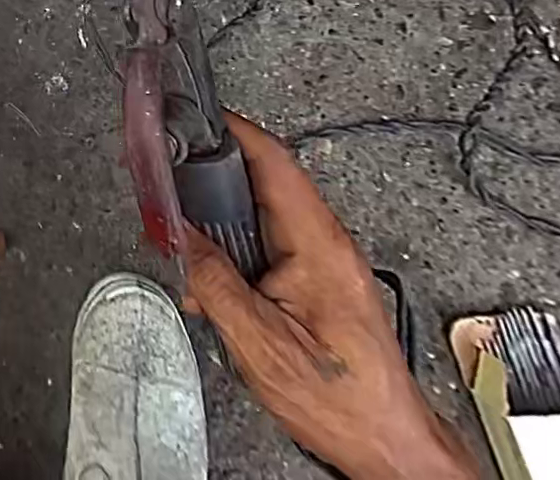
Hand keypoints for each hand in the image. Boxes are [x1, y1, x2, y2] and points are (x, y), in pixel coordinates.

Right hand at [180, 113, 477, 479]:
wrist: (390, 447)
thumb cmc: (343, 401)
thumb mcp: (261, 341)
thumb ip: (213, 280)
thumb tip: (178, 235)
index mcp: (316, 243)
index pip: (274, 161)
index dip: (233, 129)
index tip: (196, 113)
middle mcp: (322, 241)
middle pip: (260, 176)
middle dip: (210, 168)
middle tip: (169, 168)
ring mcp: (319, 256)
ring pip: (257, 207)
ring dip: (214, 211)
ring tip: (179, 225)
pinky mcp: (313, 274)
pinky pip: (262, 236)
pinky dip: (227, 240)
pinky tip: (207, 270)